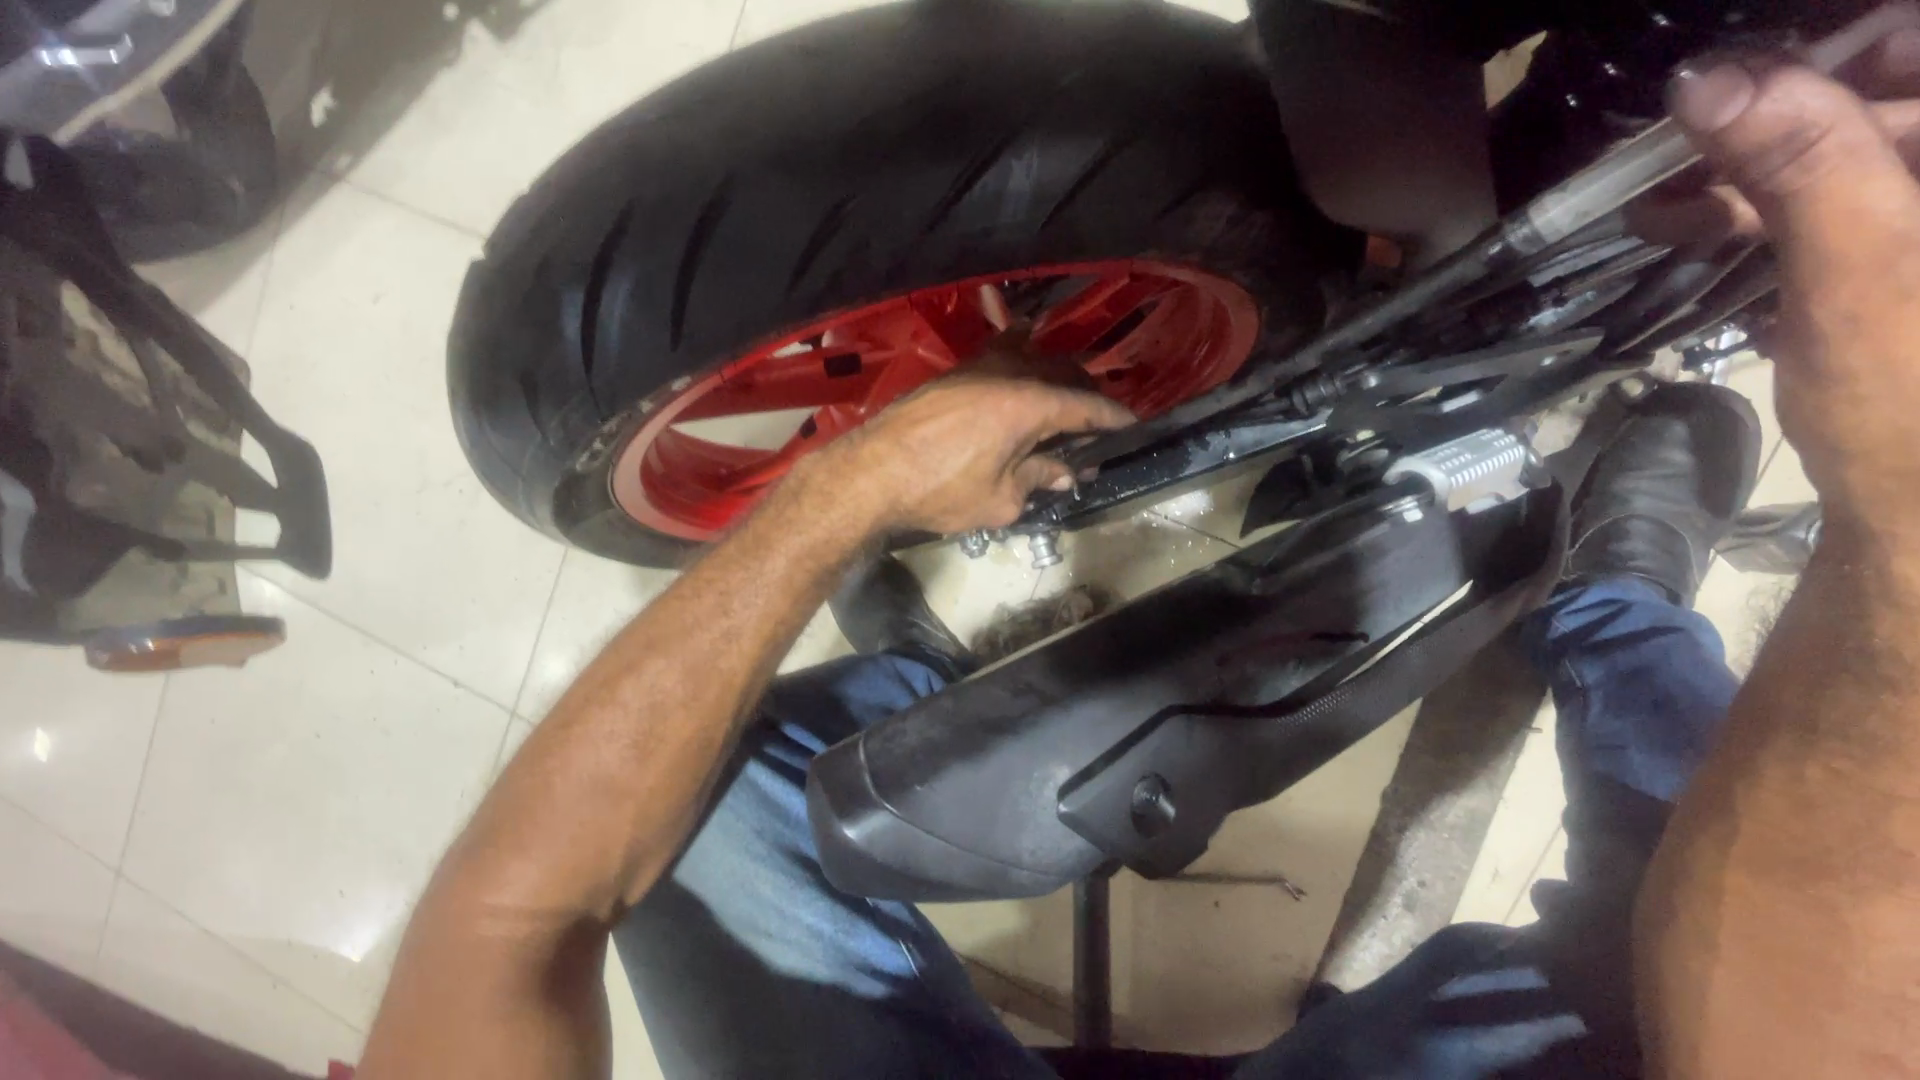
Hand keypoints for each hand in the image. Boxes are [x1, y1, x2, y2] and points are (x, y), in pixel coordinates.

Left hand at [797, 335, 1134, 534]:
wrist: (871, 472)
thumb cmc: (940, 490)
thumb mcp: (1001, 500)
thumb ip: (1039, 479)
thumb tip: (1064, 472)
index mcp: (1030, 404)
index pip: (1086, 406)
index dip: (1113, 418)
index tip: (1133, 426)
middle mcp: (1009, 373)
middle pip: (1063, 374)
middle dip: (1086, 396)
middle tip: (1094, 426)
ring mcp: (978, 367)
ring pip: (1031, 358)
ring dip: (1053, 376)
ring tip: (1061, 401)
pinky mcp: (953, 373)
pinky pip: (999, 356)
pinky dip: (1019, 360)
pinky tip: (1020, 365)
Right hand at [1650, 45, 1919, 542]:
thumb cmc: (1911, 399)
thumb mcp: (1857, 271)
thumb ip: (1801, 160)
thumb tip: (1711, 75)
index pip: (1915, 41)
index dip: (1827, 48)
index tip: (1720, 88)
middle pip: (1884, 92)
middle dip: (1766, 118)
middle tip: (1664, 160)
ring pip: (1850, 145)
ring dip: (1745, 170)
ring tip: (1655, 210)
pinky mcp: (1903, 250)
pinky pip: (1839, 195)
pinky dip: (1762, 208)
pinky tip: (1695, 231)